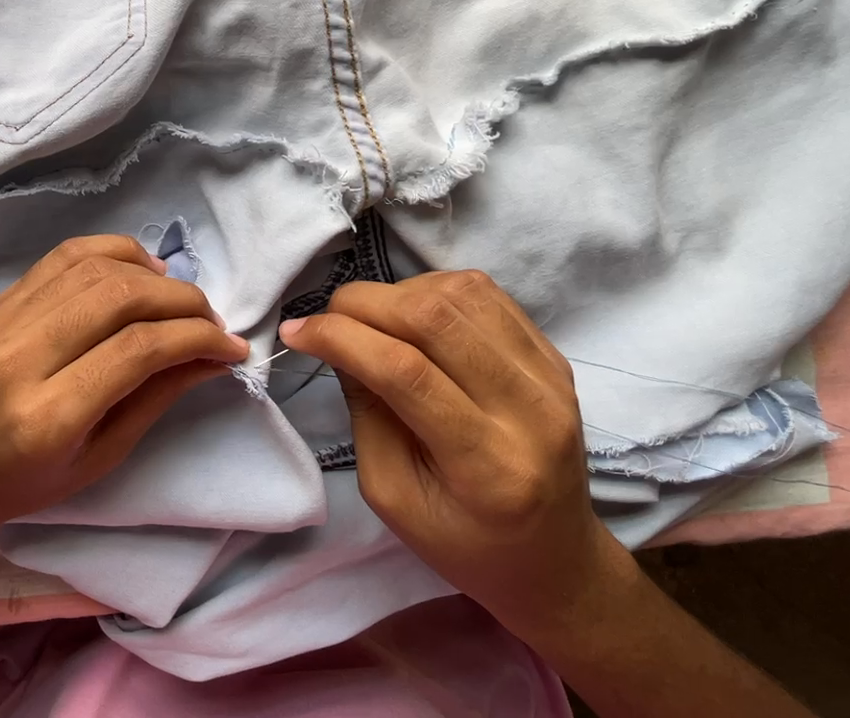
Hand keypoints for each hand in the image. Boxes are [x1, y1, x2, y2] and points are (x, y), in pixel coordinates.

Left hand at [0, 235, 248, 541]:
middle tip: (211, 320)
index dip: (195, 338)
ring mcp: (4, 320)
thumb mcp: (99, 458)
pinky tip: (139, 269)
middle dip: (181, 301)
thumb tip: (211, 356)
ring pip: (91, 268)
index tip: (231, 345)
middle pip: (117, 297)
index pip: (136, 349)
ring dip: (149, 273)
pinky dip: (109, 252)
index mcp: (47, 414)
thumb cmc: (25, 482)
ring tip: (179, 297)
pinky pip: (61, 257)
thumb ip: (153, 399)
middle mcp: (21, 356)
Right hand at [278, 270, 628, 640]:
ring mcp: (550, 377)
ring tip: (370, 323)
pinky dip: (432, 290)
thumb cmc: (461, 540)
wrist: (555, 559)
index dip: (340, 337)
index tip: (295, 332)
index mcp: (488, 464)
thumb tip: (336, 341)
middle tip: (326, 323)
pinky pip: (485, 293)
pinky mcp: (553, 357)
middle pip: (434, 318)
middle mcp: (531, 411)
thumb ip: (366, 412)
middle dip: (360, 304)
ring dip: (396, 294)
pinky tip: (411, 318)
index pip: (405, 371)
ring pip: (460, 293)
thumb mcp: (390, 492)